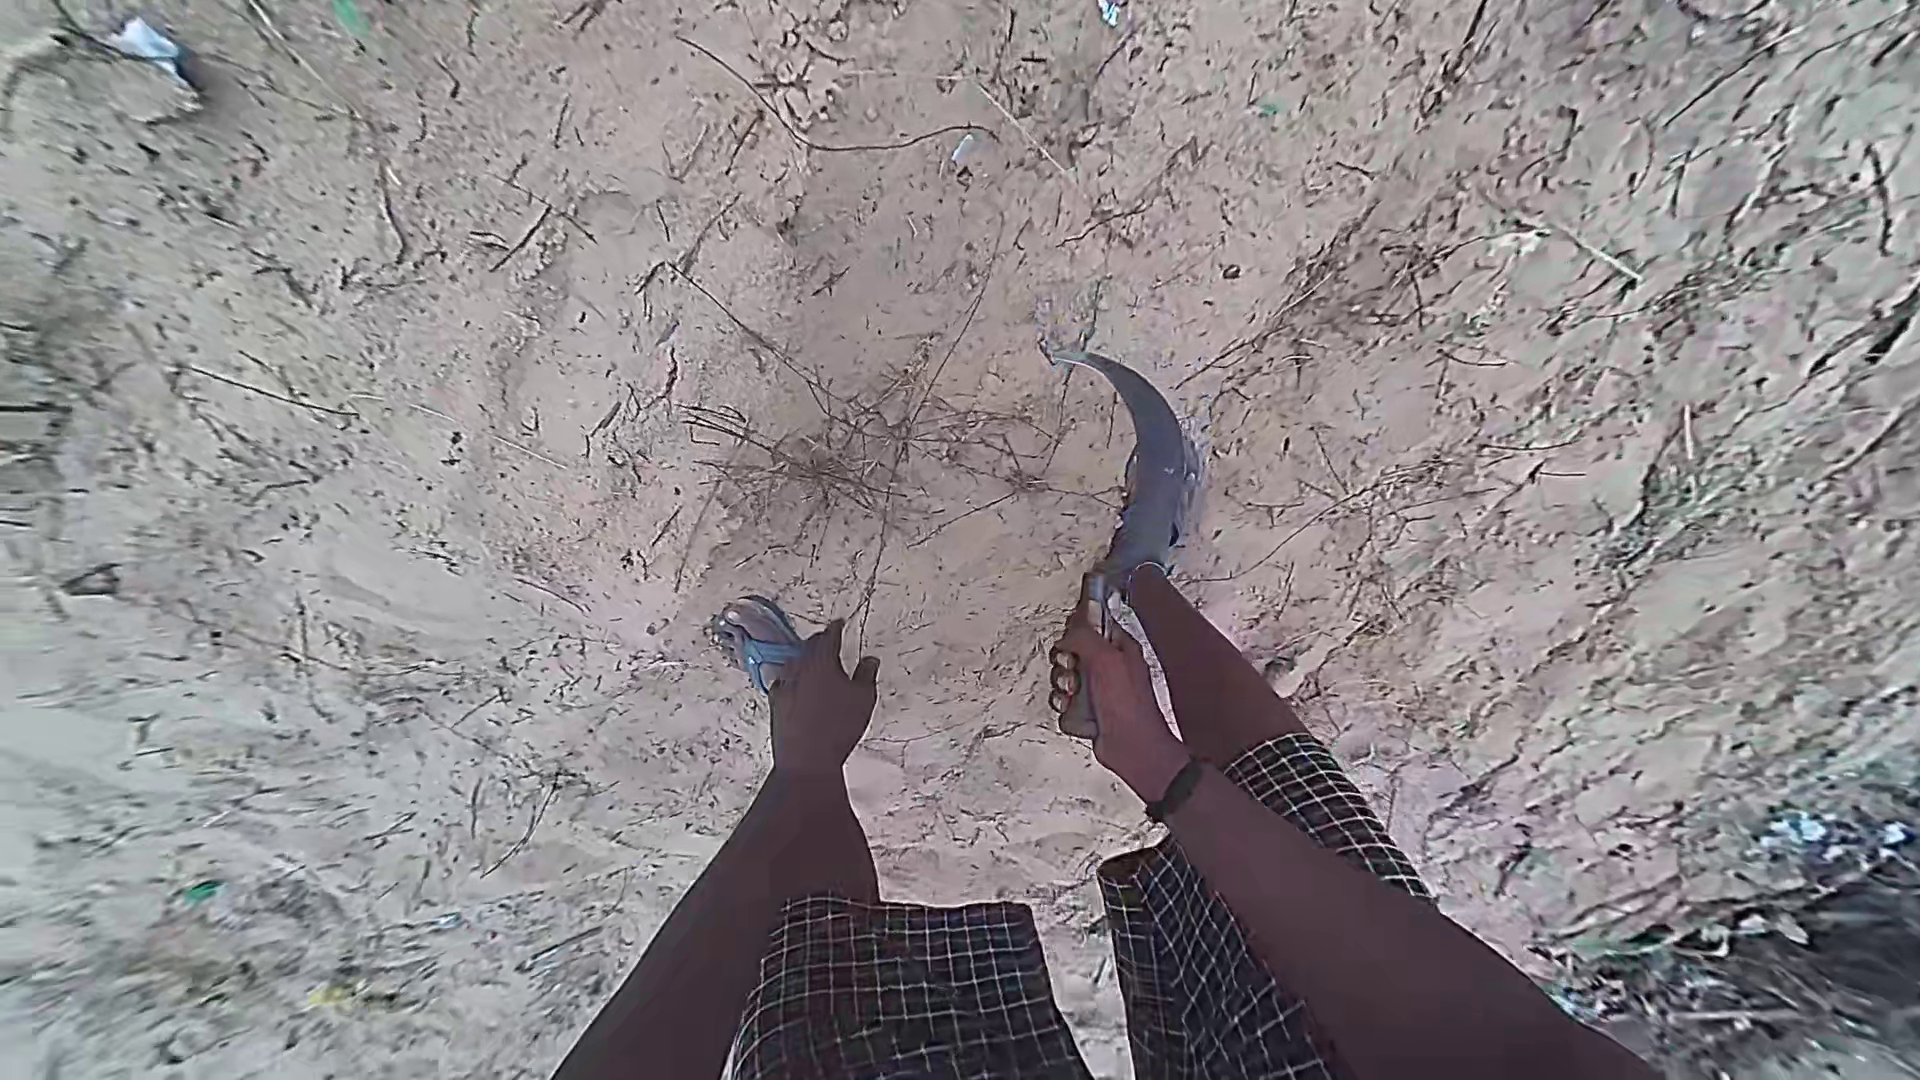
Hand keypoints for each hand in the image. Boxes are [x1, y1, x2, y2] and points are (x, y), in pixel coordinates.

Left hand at [768, 620, 879, 779]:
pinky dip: (792, 676)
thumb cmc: (838, 727)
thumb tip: (870, 660)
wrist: (807, 759)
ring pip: (794, 661)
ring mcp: (784, 685)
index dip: (835, 628)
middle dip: (820, 640)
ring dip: (805, 657)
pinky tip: (796, 683)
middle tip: (829, 639)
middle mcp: (800, 669)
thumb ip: (866, 674)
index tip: (839, 623)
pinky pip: (783, 680)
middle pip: (808, 646)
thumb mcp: (863, 699)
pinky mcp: (775, 703)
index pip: (828, 637)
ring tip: (815, 660)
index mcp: (822, 662)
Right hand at [1054, 613, 1188, 800]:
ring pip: (1062, 677)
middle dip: (1065, 664)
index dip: (1076, 630)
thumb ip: (1084, 636)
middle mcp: (1107, 665)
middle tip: (1075, 672)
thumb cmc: (1129, 706)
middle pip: (1068, 651)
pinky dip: (1067, 708)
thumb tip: (1067, 633)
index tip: (1071, 640)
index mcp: (1118, 647)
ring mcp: (1095, 688)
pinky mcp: (1085, 709)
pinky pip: (1062, 701)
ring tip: (1077, 696)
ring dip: (1064, 688)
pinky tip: (1078, 712)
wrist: (1131, 747)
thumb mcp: (1106, 658)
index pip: (1090, 624)